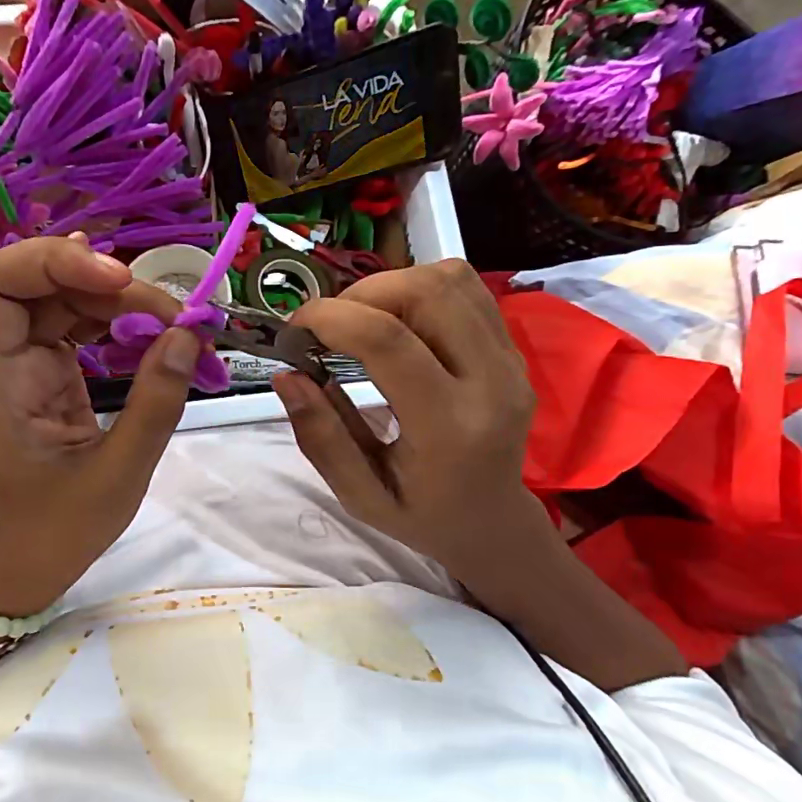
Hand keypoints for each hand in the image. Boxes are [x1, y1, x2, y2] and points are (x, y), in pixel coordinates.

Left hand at [0, 235, 199, 615]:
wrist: (38, 558)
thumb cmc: (64, 528)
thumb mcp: (119, 474)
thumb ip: (155, 405)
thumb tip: (188, 336)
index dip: (51, 262)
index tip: (119, 280)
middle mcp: (5, 358)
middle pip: (39, 281)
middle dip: (109, 284)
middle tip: (175, 314)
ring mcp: (28, 360)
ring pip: (68, 297)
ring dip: (126, 301)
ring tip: (180, 326)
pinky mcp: (53, 368)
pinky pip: (84, 322)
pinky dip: (124, 319)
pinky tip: (158, 328)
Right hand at [272, 260, 545, 565]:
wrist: (492, 522)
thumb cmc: (422, 516)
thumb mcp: (360, 496)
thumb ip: (322, 436)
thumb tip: (286, 374)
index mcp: (449, 429)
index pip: (390, 342)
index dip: (332, 318)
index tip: (296, 330)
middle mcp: (491, 384)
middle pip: (427, 293)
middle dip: (362, 294)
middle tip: (329, 327)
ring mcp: (510, 361)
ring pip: (451, 279)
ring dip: (392, 286)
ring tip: (361, 321)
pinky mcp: (514, 350)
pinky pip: (468, 290)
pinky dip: (421, 290)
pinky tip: (398, 321)